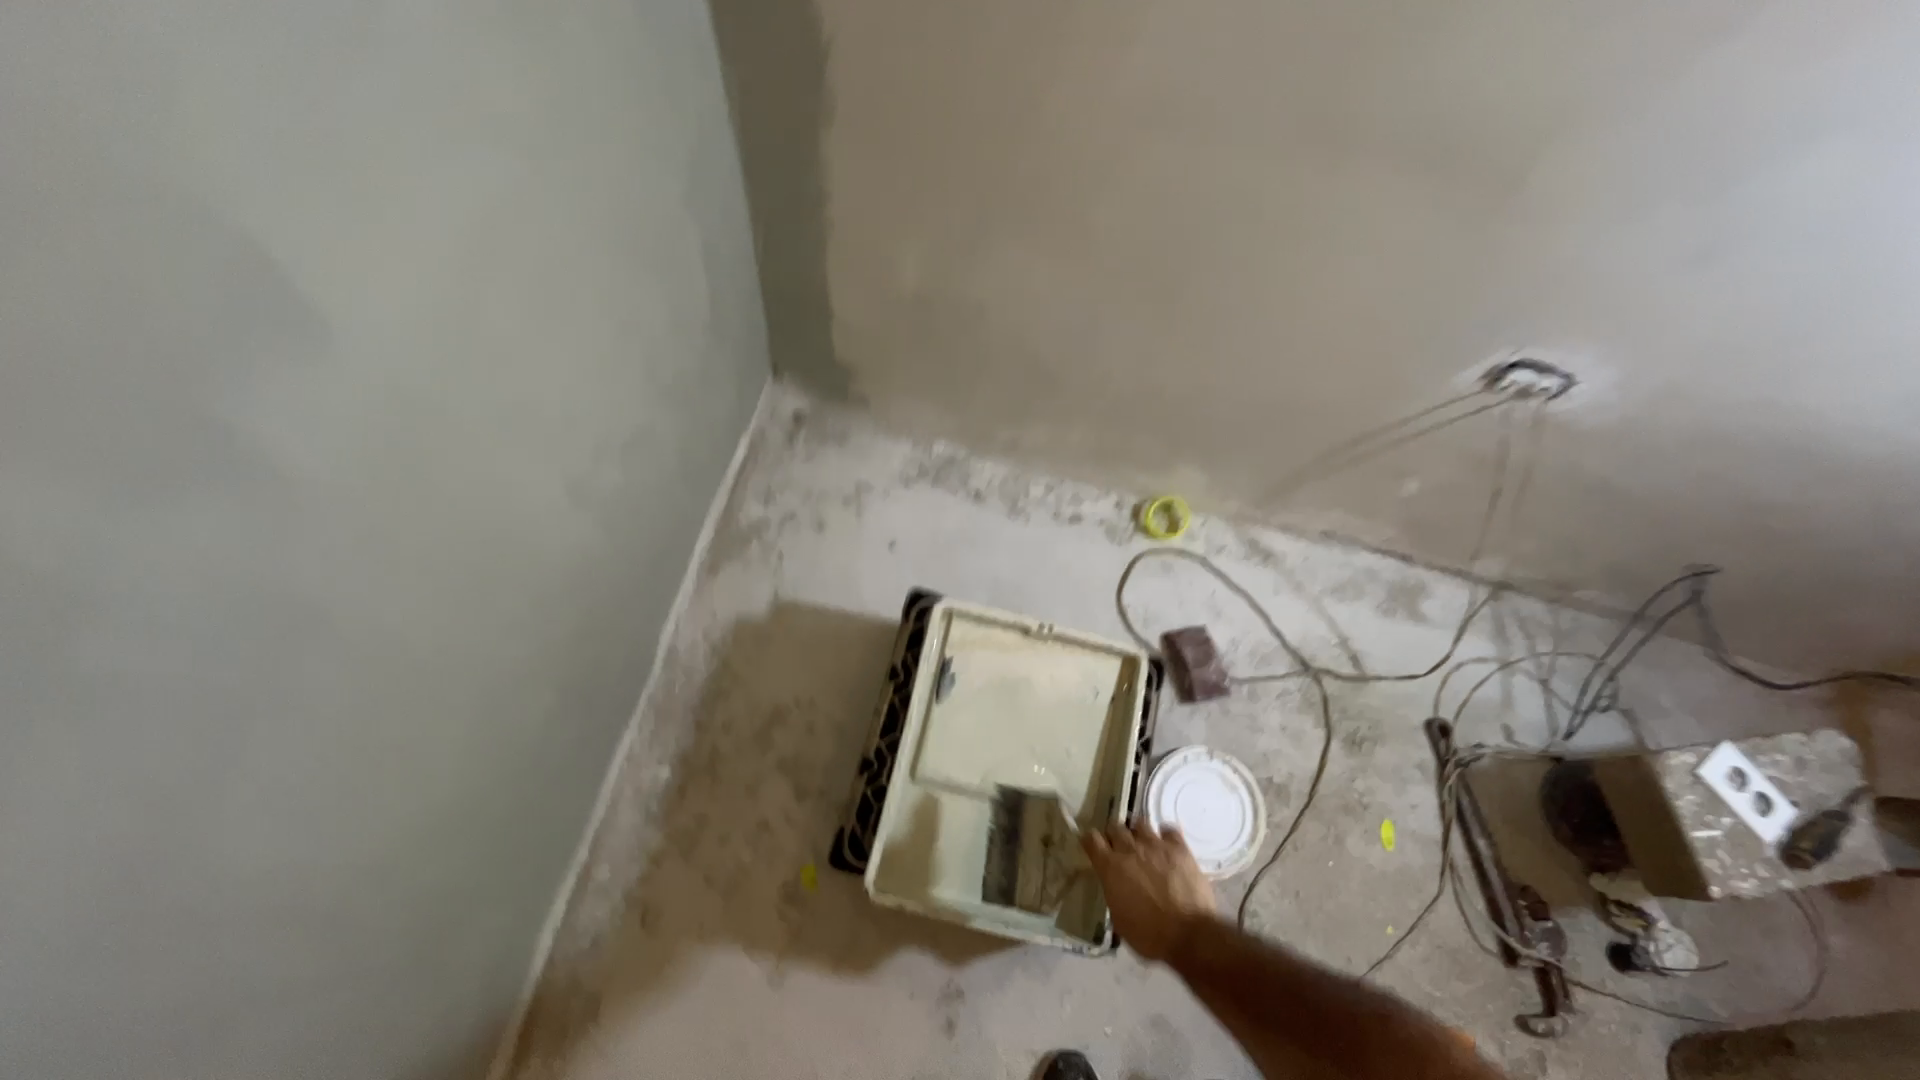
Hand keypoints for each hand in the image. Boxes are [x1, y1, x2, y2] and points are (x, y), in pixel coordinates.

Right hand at [1082, 820, 1217, 961]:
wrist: (1188, 934)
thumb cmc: (1149, 935)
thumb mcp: (1119, 919)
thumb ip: (1114, 893)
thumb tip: (1115, 885)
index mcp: (1110, 868)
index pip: (1091, 839)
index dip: (1091, 840)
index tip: (1094, 846)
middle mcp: (1130, 850)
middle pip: (1115, 827)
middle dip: (1114, 835)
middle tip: (1120, 848)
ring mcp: (1156, 845)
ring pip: (1140, 824)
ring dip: (1138, 833)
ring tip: (1144, 844)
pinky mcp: (1179, 848)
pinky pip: (1169, 830)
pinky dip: (1165, 835)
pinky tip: (1167, 846)